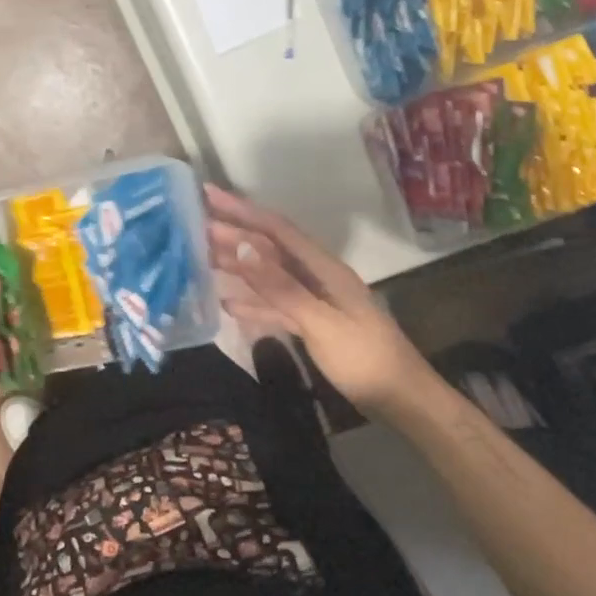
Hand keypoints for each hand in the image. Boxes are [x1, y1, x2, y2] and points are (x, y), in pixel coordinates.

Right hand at [205, 185, 432, 409]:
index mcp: (325, 270)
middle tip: (193, 225)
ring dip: (239, 265)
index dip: (242, 211)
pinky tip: (227, 304)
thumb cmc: (365, 360)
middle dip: (234, 234)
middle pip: (271, 249)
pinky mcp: (313, 324)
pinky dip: (252, 302)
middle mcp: (319, 278)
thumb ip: (281, 287)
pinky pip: (275, 305)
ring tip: (202, 257)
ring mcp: (316, 301)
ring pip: (270, 275)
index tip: (208, 194)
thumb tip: (244, 247)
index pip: (278, 230)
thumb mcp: (321, 323)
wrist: (402, 400)